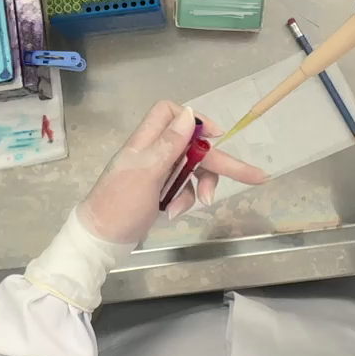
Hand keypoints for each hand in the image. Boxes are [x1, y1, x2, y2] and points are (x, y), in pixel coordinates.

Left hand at [76, 101, 268, 245]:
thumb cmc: (119, 205)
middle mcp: (152, 153)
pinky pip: (182, 189)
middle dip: (217, 163)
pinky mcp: (158, 193)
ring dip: (199, 186)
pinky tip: (174, 214)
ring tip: (201, 204)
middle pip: (192, 147)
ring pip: (191, 170)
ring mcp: (155, 174)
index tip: (217, 136)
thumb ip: (168, 144)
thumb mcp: (145, 173)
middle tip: (254, 177)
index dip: (195, 120)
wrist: (100, 242)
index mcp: (145, 142)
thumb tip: (190, 114)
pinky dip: (185, 200)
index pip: (169, 113)